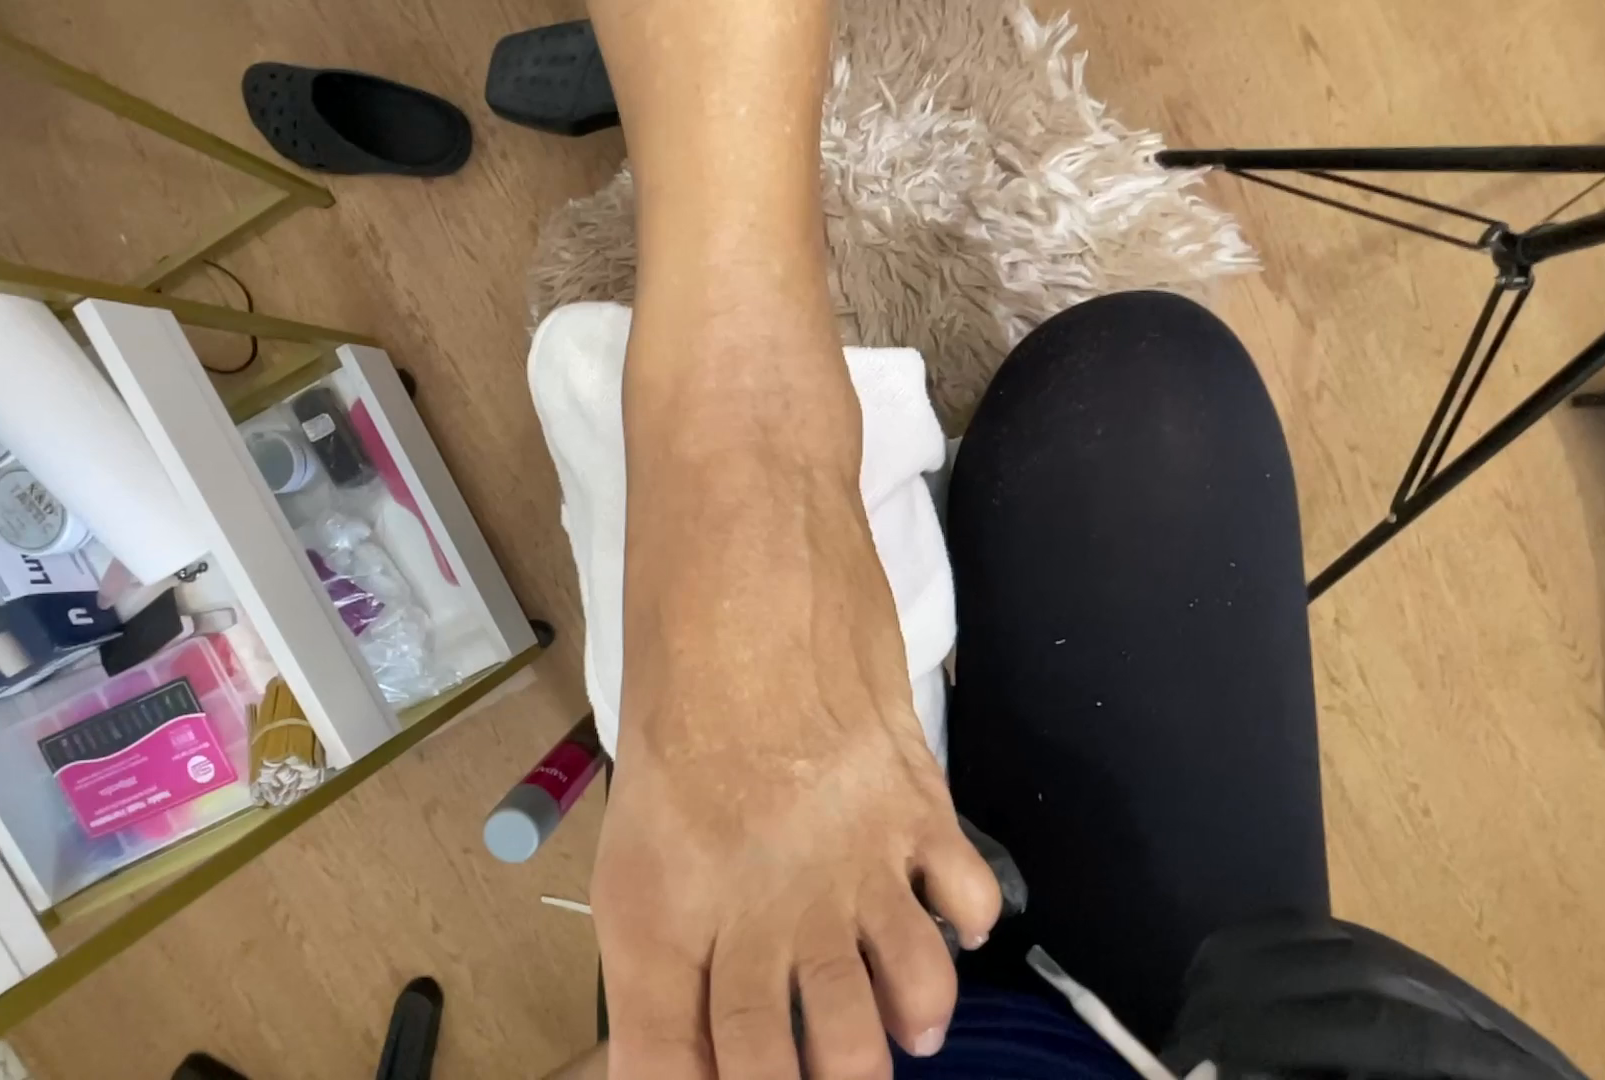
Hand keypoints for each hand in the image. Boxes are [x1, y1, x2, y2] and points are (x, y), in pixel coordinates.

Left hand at [596, 448, 1002, 1078]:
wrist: (748, 548)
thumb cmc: (671, 650)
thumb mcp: (638, 788)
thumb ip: (672, 899)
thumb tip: (701, 970)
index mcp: (660, 908)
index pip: (678, 1070)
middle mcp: (759, 906)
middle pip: (794, 1068)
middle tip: (810, 1069)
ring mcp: (851, 858)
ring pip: (892, 1013)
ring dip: (887, 1035)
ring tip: (886, 1033)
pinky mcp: (917, 800)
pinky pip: (965, 908)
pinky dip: (956, 932)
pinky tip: (939, 920)